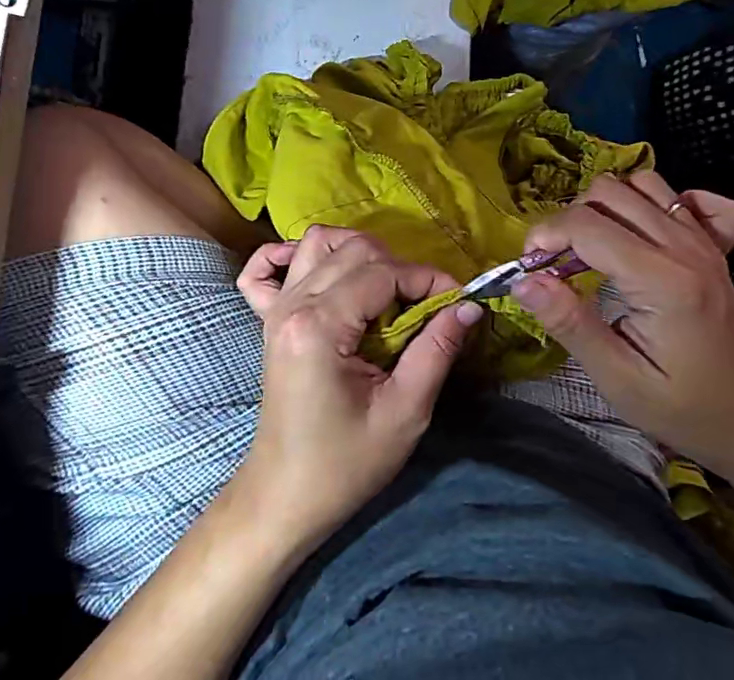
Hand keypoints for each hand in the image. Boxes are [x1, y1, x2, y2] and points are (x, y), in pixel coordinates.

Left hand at [231, 226, 481, 547]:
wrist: (287, 490)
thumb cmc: (346, 462)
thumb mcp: (404, 412)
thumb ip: (435, 350)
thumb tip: (467, 306)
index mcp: (320, 325)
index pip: (382, 273)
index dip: (427, 279)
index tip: (458, 299)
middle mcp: (292, 304)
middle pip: (352, 251)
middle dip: (399, 267)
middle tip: (427, 305)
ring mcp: (275, 308)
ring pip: (317, 244)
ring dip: (357, 254)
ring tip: (387, 290)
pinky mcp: (268, 318)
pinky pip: (265, 268)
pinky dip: (290, 256)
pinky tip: (321, 272)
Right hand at [510, 172, 733, 489]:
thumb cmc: (684, 409)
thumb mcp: (617, 379)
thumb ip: (569, 322)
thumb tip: (522, 280)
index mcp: (663, 281)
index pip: (584, 224)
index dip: (544, 237)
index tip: (530, 269)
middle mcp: (686, 248)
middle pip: (607, 193)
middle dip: (567, 219)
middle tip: (556, 262)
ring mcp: (704, 243)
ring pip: (640, 184)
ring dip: (603, 206)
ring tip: (590, 247)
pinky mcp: (713, 247)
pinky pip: (682, 197)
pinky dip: (653, 201)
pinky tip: (639, 232)